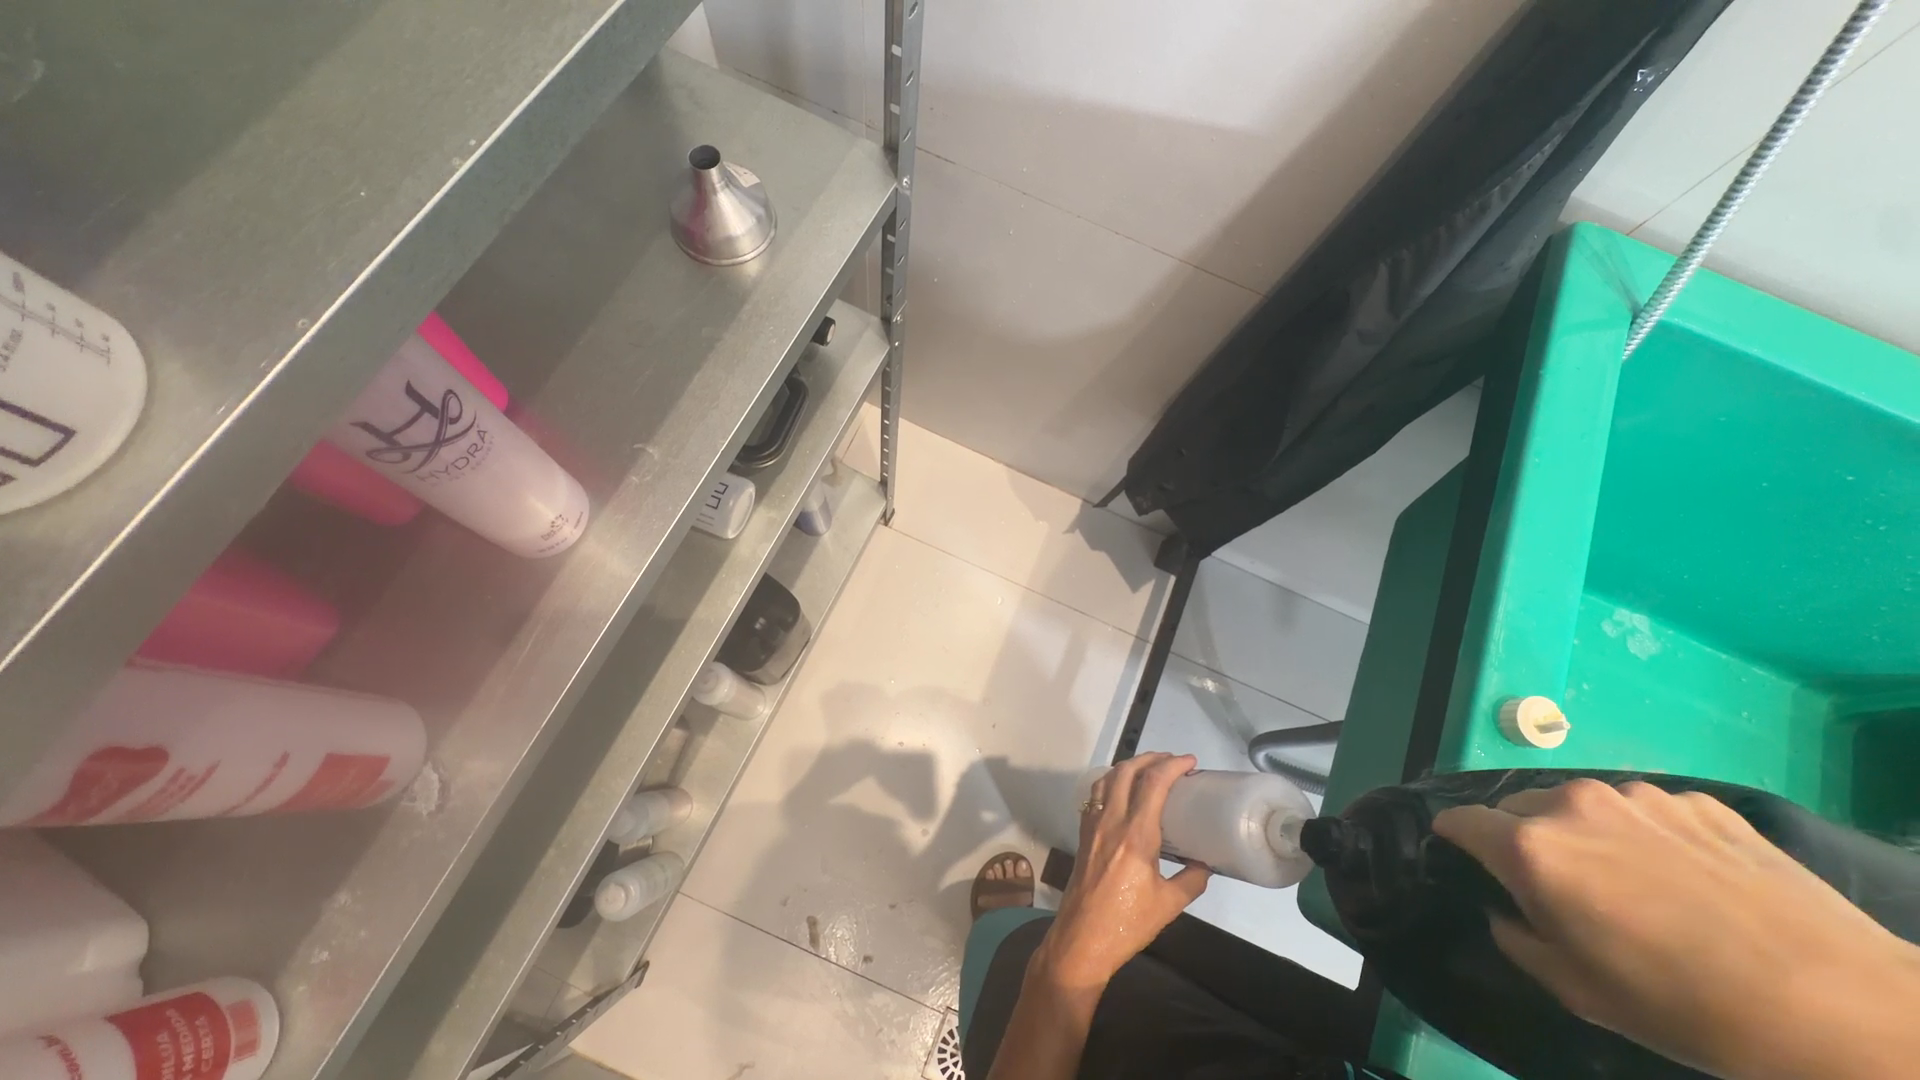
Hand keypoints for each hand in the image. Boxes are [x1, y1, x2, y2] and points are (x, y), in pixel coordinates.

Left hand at [1034, 752, 1211, 991]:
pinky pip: (1095, 795)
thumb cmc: (1128, 923)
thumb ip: (1192, 880)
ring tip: (1149, 769)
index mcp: (1136, 835)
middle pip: (1127, 771)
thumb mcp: (1170, 904)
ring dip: (1129, 766)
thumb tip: (1205, 863)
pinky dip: (1111, 782)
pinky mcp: (1083, 835)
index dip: (1173, 765)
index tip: (1190, 763)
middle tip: (1172, 761)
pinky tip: (1123, 792)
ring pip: (1107, 779)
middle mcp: (1111, 821)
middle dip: (1150, 758)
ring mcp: (1093, 826)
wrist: (1082, 940)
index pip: (1153, 783)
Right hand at [1434, 779, 1919, 1079]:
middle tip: (1563, 890)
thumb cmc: (1681, 1005)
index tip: (1467, 865)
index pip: (1459, 820)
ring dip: (1587, 835)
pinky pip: (1647, 811)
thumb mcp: (1574, 989)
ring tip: (1636, 885)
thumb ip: (1515, 936)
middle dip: (1524, 840)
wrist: (1836, 1005)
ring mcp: (1642, 797)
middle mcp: (1575, 804)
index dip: (1454, 842)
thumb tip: (1506, 908)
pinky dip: (1646, 836)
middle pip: (1519, 807)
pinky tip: (1689, 881)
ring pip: (1584, 806)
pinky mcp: (1701, 801)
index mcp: (1532, 847)